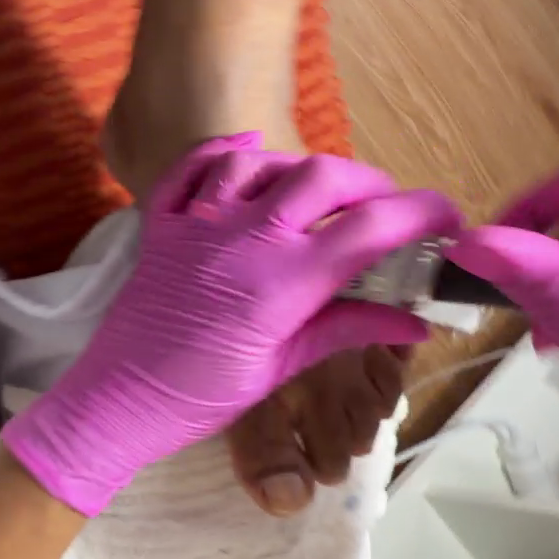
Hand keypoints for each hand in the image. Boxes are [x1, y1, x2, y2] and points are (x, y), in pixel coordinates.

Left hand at [4, 134, 449, 515]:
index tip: (444, 224)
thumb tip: (415, 321)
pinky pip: (189, 172)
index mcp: (281, 282)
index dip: (422, 215)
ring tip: (316, 196)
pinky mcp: (160, 231)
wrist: (114, 404)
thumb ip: (343, 331)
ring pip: (258, 164)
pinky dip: (221, 154)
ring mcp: (195, 229)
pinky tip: (248, 155)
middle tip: (383, 213)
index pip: (371, 226)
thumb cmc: (195, 400)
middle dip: (368, 185)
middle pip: (322, 177)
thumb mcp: (277, 370)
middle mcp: (241, 239)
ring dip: (297, 168)